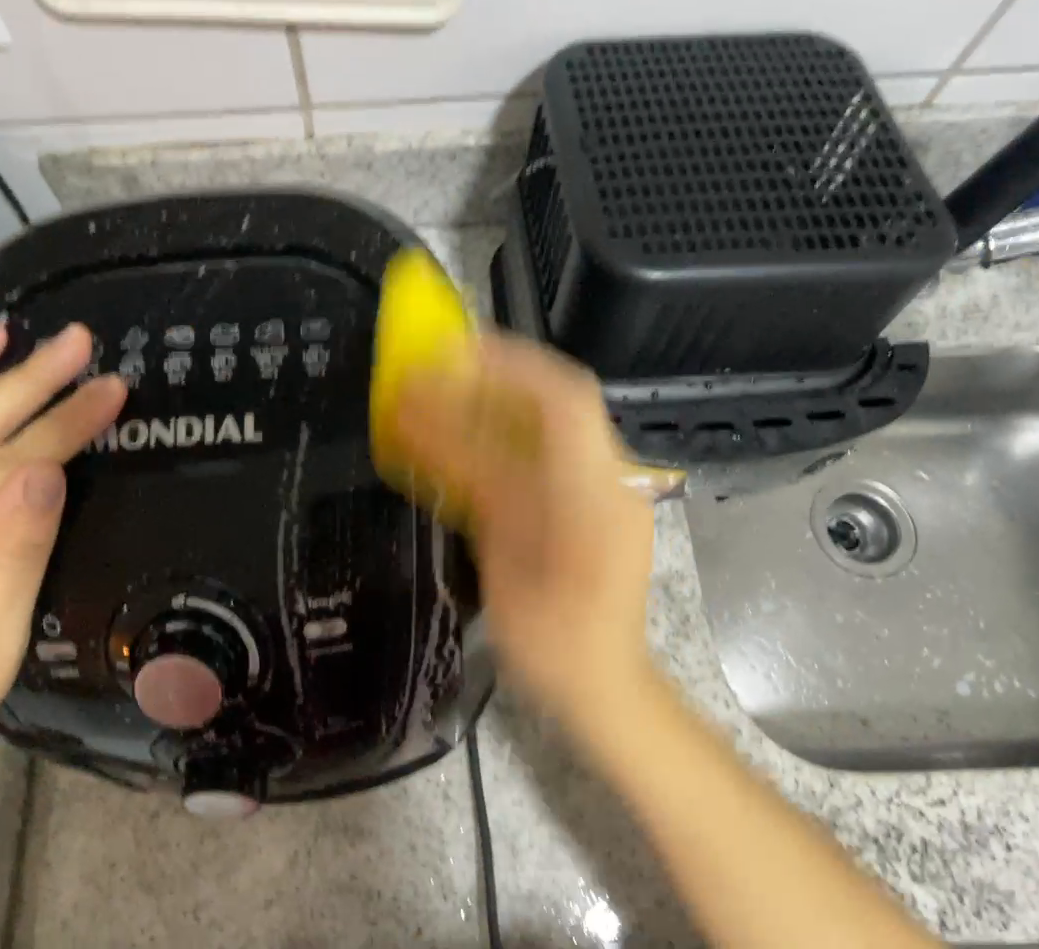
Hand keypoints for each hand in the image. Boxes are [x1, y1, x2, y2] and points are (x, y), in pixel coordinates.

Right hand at [392, 334, 656, 726]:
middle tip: (435, 373)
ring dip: (495, 407)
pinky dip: (508, 440)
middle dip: (492, 381)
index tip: (457, 353)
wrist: (605, 686)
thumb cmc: (553, 642)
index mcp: (596, 492)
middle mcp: (612, 478)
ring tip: (442, 399)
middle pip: (556, 403)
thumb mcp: (507, 566)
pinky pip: (554, 455)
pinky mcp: (598, 503)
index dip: (511, 365)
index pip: (564, 399)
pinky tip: (468, 442)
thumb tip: (426, 428)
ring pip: (553, 427)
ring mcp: (611, 490)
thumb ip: (476, 489)